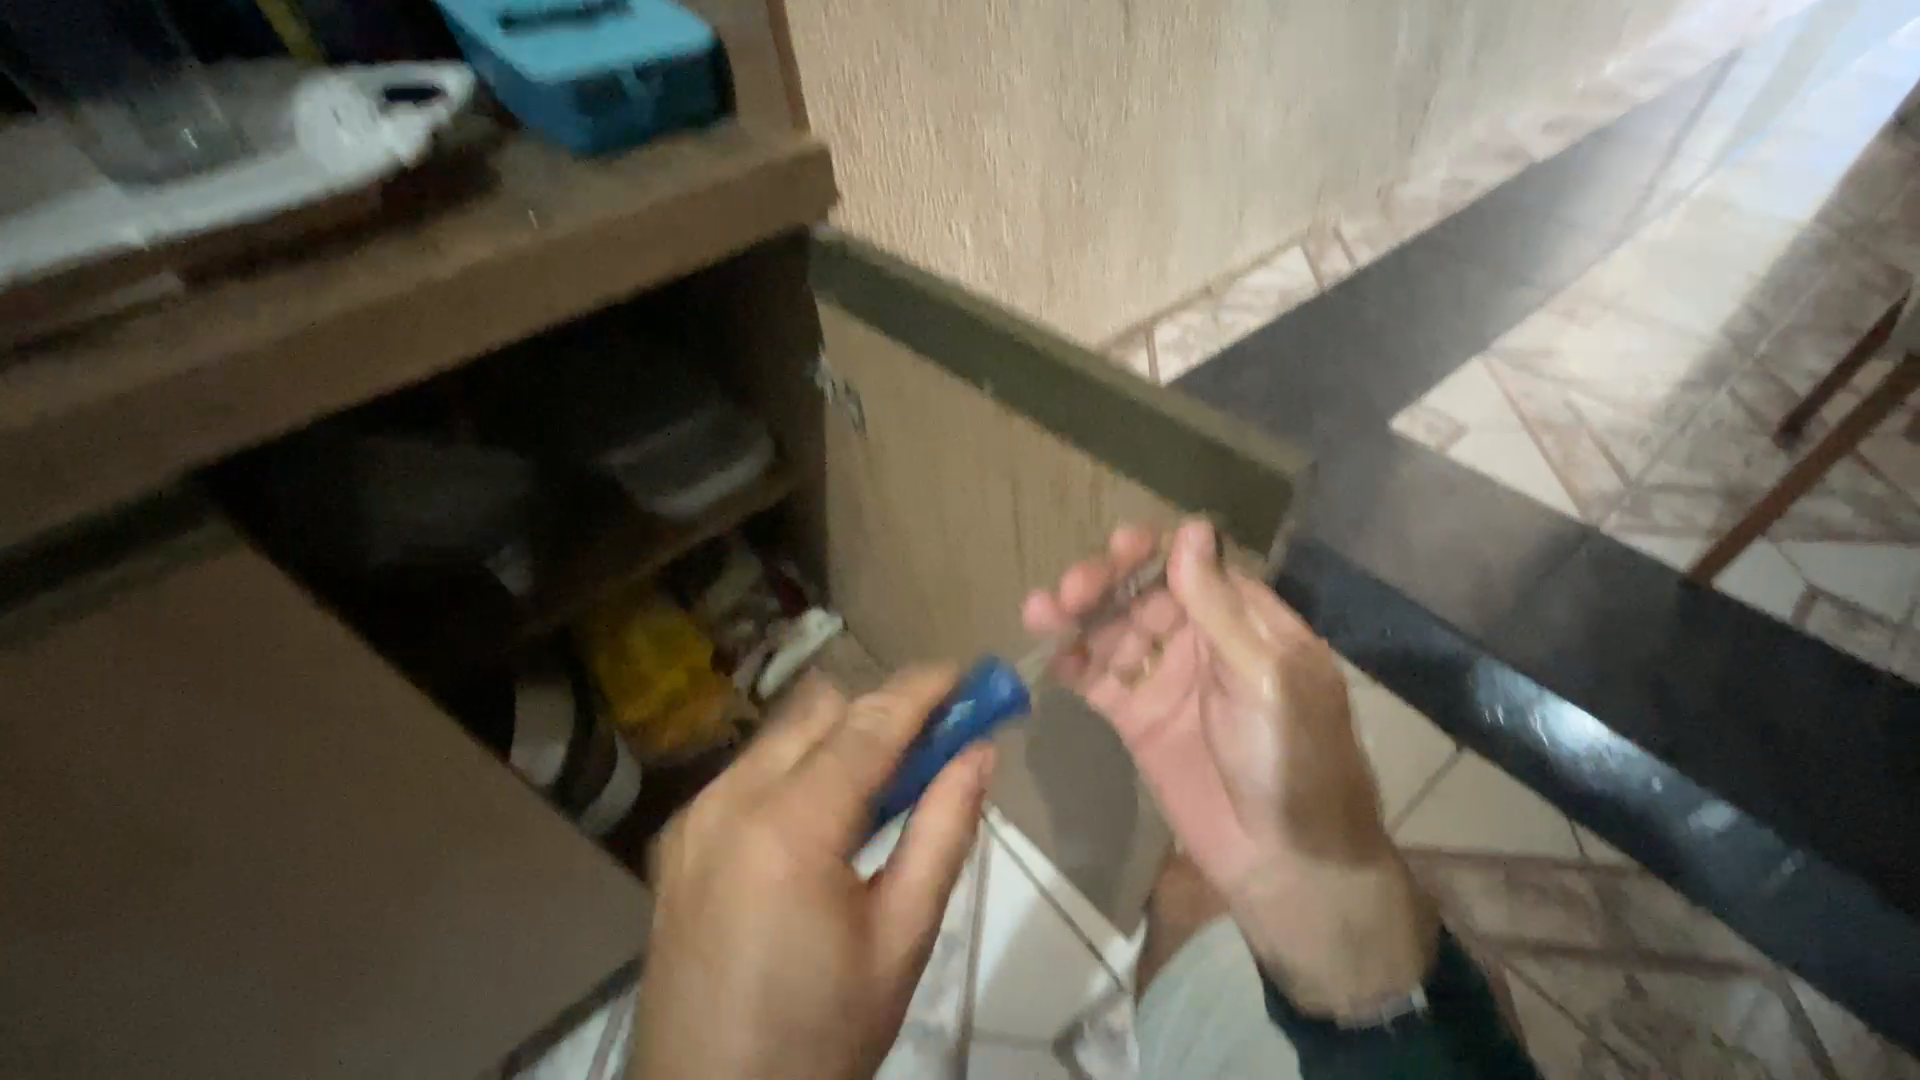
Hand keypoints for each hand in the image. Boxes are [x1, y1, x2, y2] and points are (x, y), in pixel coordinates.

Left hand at [633, 668, 993, 1079]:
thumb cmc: (822, 1034)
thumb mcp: (902, 937)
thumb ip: (943, 831)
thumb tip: (980, 752)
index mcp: (789, 826)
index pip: (868, 725)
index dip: (922, 691)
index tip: (966, 675)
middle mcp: (730, 798)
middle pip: (821, 710)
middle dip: (883, 708)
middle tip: (935, 738)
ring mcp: (695, 815)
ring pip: (782, 734)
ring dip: (840, 735)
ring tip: (887, 780)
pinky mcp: (678, 837)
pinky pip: (750, 770)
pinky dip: (799, 766)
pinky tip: (826, 817)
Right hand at [1023, 519, 1435, 1016]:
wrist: (1283, 862)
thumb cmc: (1293, 760)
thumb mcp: (1265, 677)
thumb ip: (1219, 608)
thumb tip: (1189, 528)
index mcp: (1244, 622)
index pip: (1191, 566)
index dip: (1152, 552)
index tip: (1117, 550)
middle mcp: (1200, 641)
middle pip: (1142, 594)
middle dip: (1104, 584)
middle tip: (1068, 592)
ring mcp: (1165, 679)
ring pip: (1112, 630)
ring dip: (1076, 616)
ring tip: (1038, 610)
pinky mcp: (1136, 718)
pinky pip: (1098, 679)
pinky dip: (1074, 663)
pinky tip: (1052, 656)